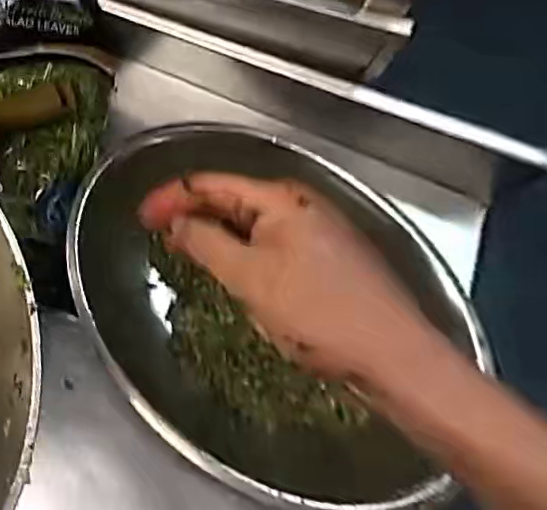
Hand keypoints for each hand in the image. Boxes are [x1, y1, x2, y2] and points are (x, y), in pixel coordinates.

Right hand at [139, 172, 445, 389]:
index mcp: (280, 198)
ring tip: (188, 251)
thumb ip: (204, 241)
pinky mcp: (329, 257)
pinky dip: (243, 251)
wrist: (403, 363)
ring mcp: (318, 229)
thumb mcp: (249, 277)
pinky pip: (271, 242)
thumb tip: (176, 221)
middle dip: (192, 213)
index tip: (143, 217)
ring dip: (216, 233)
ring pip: (251, 222)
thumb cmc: (322, 314)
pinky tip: (235, 272)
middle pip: (230, 198)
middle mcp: (300, 203)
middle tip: (160, 234)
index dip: (170, 197)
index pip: (209, 183)